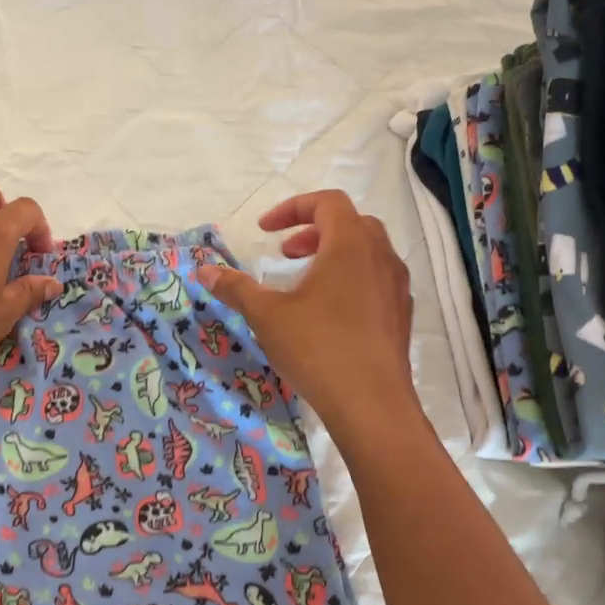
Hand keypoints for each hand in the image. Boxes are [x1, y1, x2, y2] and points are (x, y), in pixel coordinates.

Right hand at [193, 190, 414, 426]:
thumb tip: (205, 271)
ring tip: (302, 281)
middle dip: (313, 230)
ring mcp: (396, 287)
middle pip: (351, 223)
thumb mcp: (266, 315)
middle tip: (284, 253)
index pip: (328, 203)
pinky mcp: (400, 315)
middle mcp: (380, 257)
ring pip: (367, 252)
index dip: (293, 208)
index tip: (264, 230)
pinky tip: (326, 312)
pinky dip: (349, 279)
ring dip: (332, 254)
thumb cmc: (317, 348)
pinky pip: (375, 280)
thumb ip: (236, 288)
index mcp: (350, 246)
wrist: (371, 402)